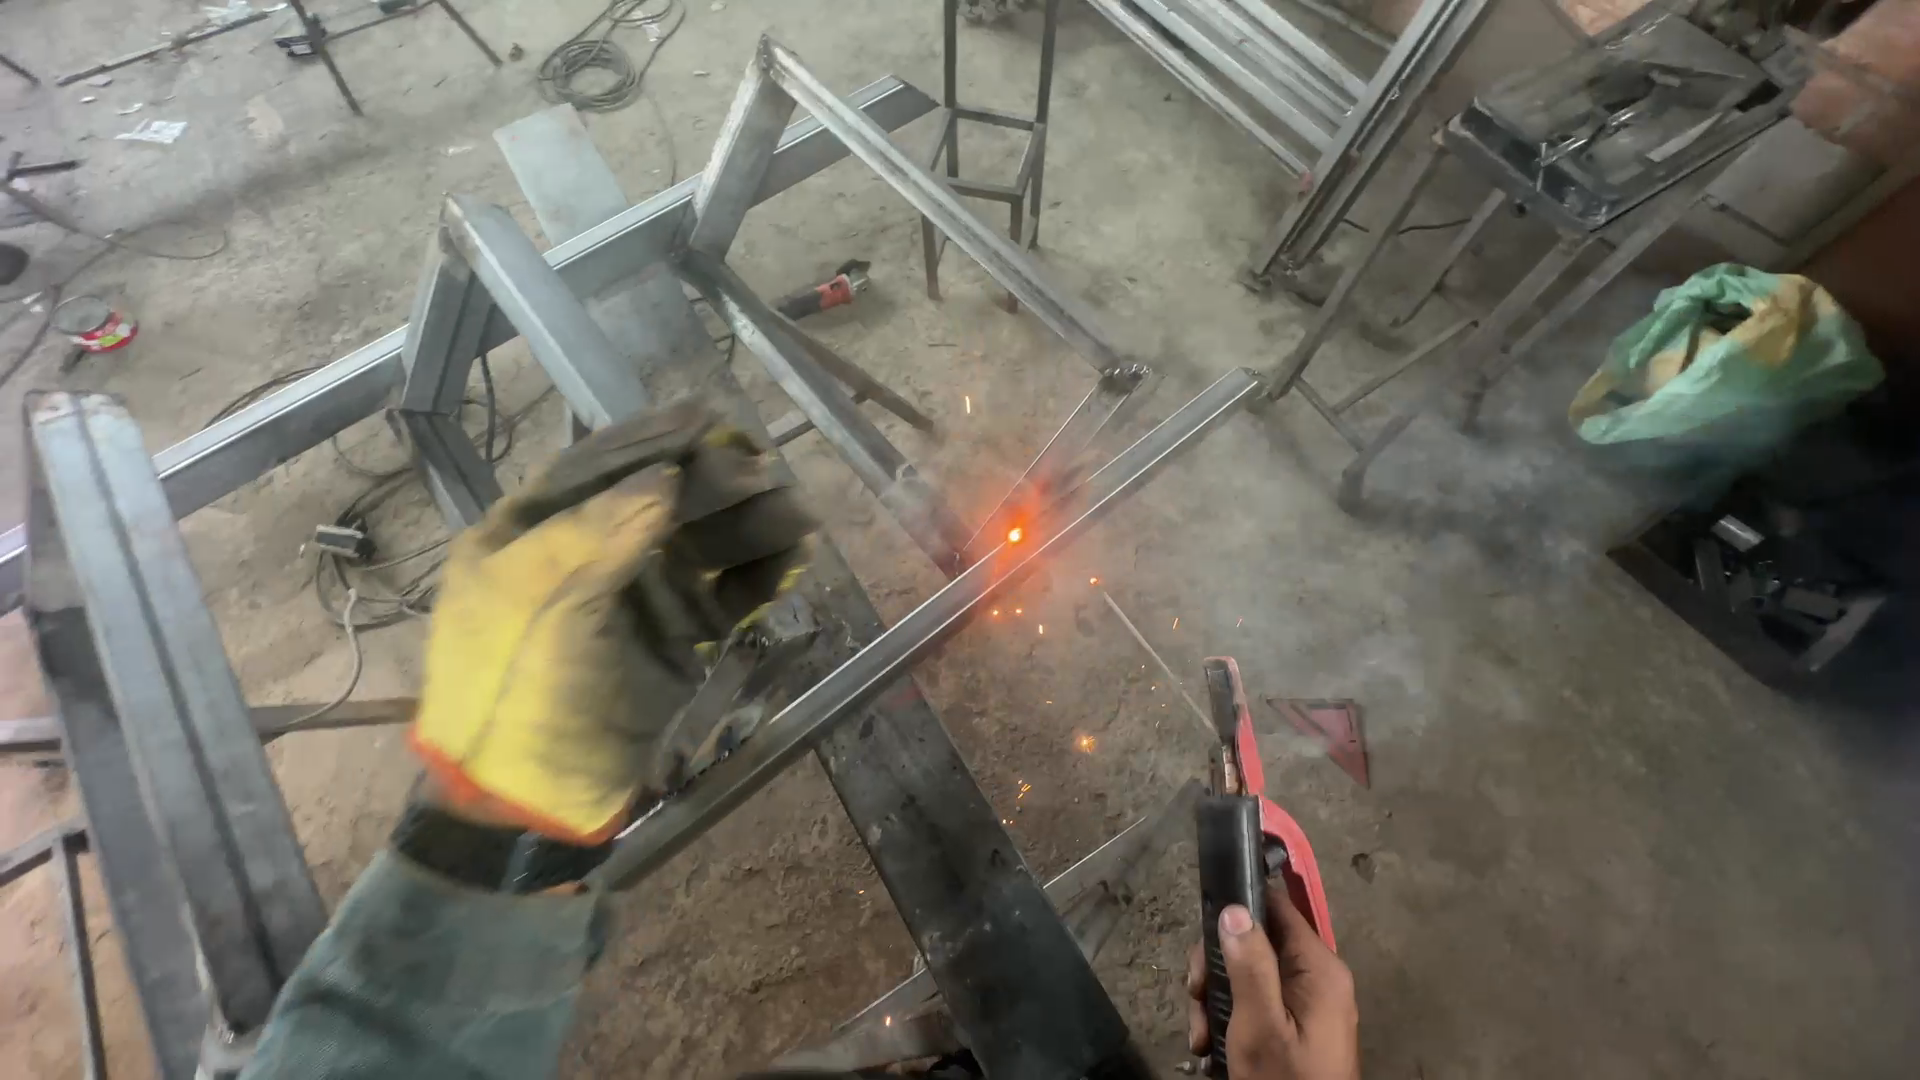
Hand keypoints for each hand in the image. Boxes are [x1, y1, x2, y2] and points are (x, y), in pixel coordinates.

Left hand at [410, 400, 813, 843]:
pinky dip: (760, 573)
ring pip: (706, 543)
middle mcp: (592, 552)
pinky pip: (728, 591)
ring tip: (800, 517)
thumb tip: (667, 476)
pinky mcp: (681, 632)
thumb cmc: (516, 694)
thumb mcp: (540, 605)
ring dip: (753, 525)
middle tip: (767, 474)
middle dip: (718, 484)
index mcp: (535, 533)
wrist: (534, 802)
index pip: (600, 467)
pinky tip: (795, 556)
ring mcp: (641, 593)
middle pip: (666, 499)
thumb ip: (601, 532)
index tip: (709, 419)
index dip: (655, 441)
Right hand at [1187, 883, 1359, 1079]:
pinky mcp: (1294, 1026)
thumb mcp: (1260, 1024)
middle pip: (1254, 941)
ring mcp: (1306, 1004)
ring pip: (1247, 972)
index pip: (1276, 906)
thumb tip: (1234, 907)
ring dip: (1215, 997)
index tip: (1203, 926)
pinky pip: (1254, 1001)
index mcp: (1318, 969)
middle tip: (1196, 993)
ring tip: (1201, 1034)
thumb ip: (1249, 965)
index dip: (1238, 905)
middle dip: (1217, 965)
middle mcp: (1316, 978)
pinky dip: (1229, 1017)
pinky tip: (1211, 1045)